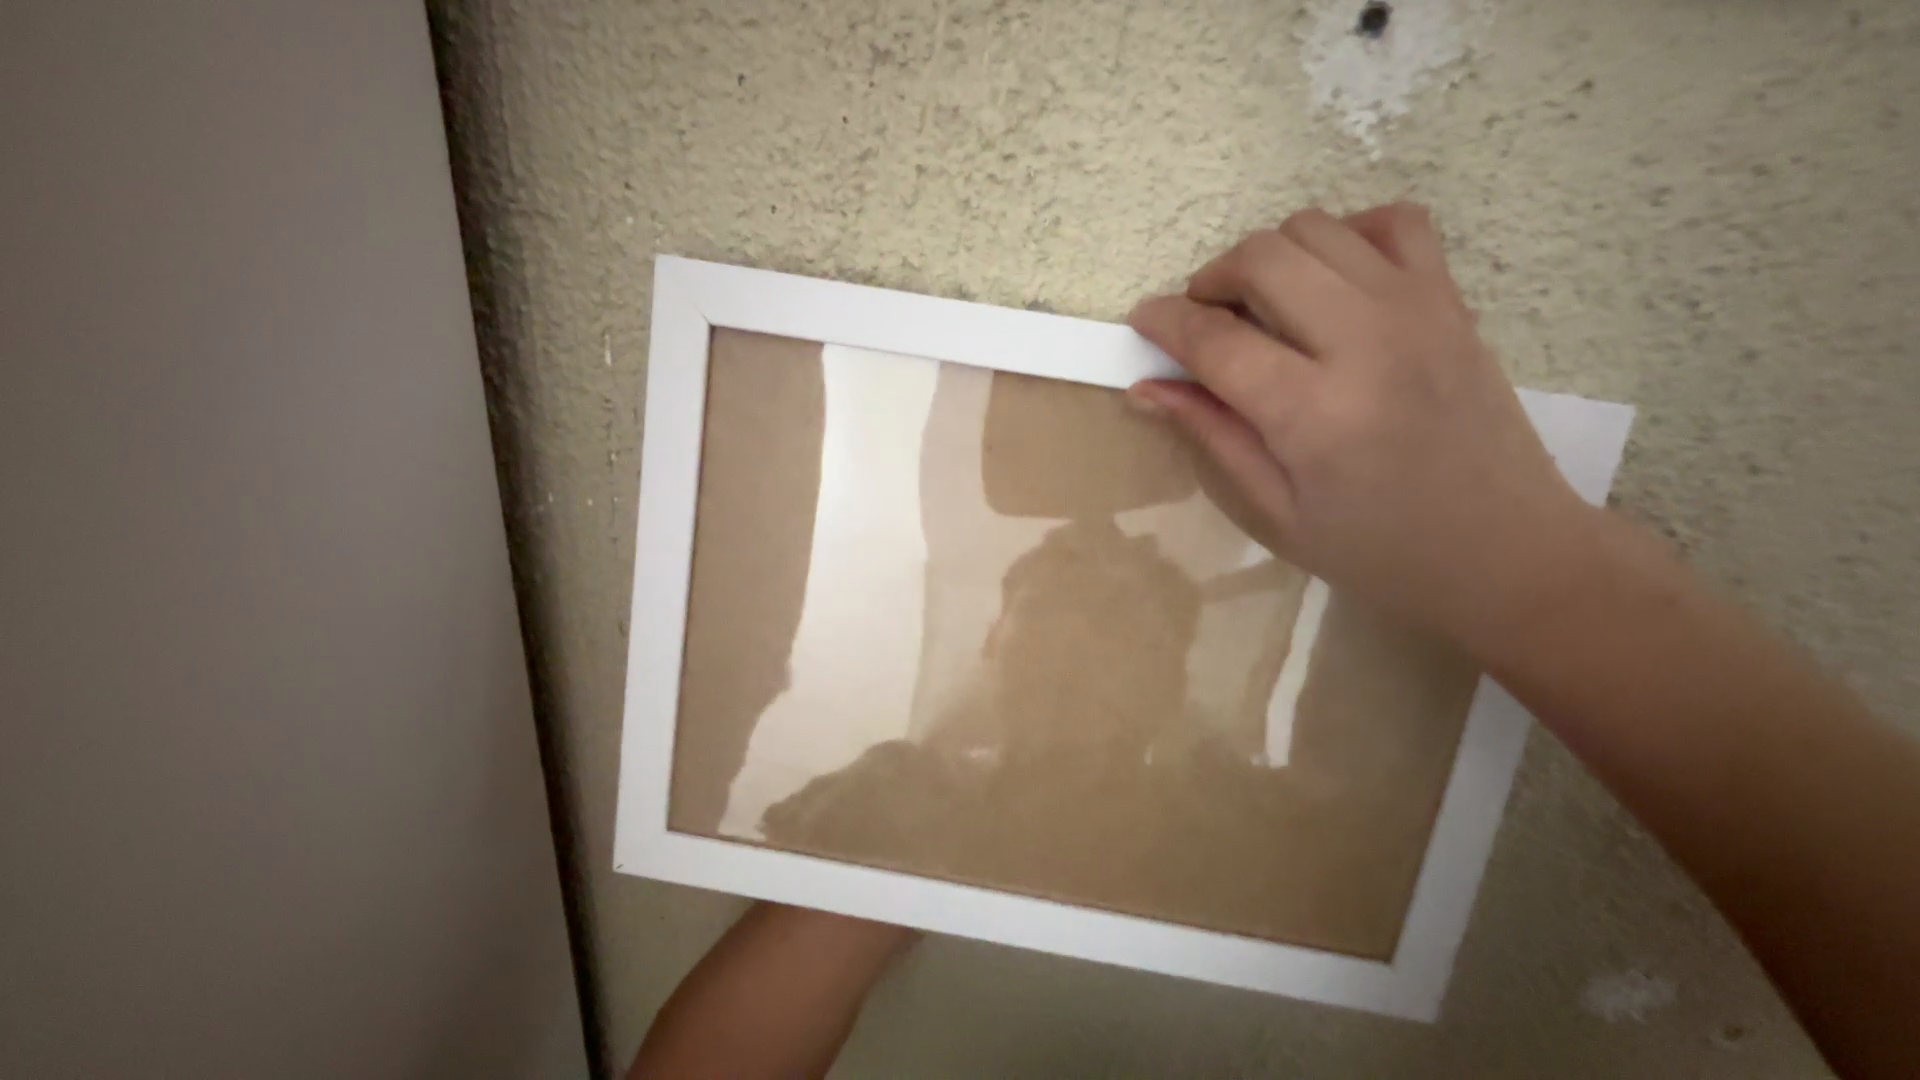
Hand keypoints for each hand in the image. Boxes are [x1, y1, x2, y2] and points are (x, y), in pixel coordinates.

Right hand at [1128, 204, 1603, 654]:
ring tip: (1259, 303)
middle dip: (1211, 279)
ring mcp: (1417, 309)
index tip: (1140, 321)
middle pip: (1262, 259)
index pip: (1215, 339)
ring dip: (1268, 255)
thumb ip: (1212, 436)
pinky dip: (1346, 234)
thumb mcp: (1276, 512)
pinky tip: (1330, 279)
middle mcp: (1365, 341)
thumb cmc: (1378, 551)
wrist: (1505, 551)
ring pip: (1316, 229)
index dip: (1163, 322)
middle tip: (1201, 319)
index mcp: (1313, 412)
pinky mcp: (1451, 300)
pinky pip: (1393, 221)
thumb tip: (1148, 387)